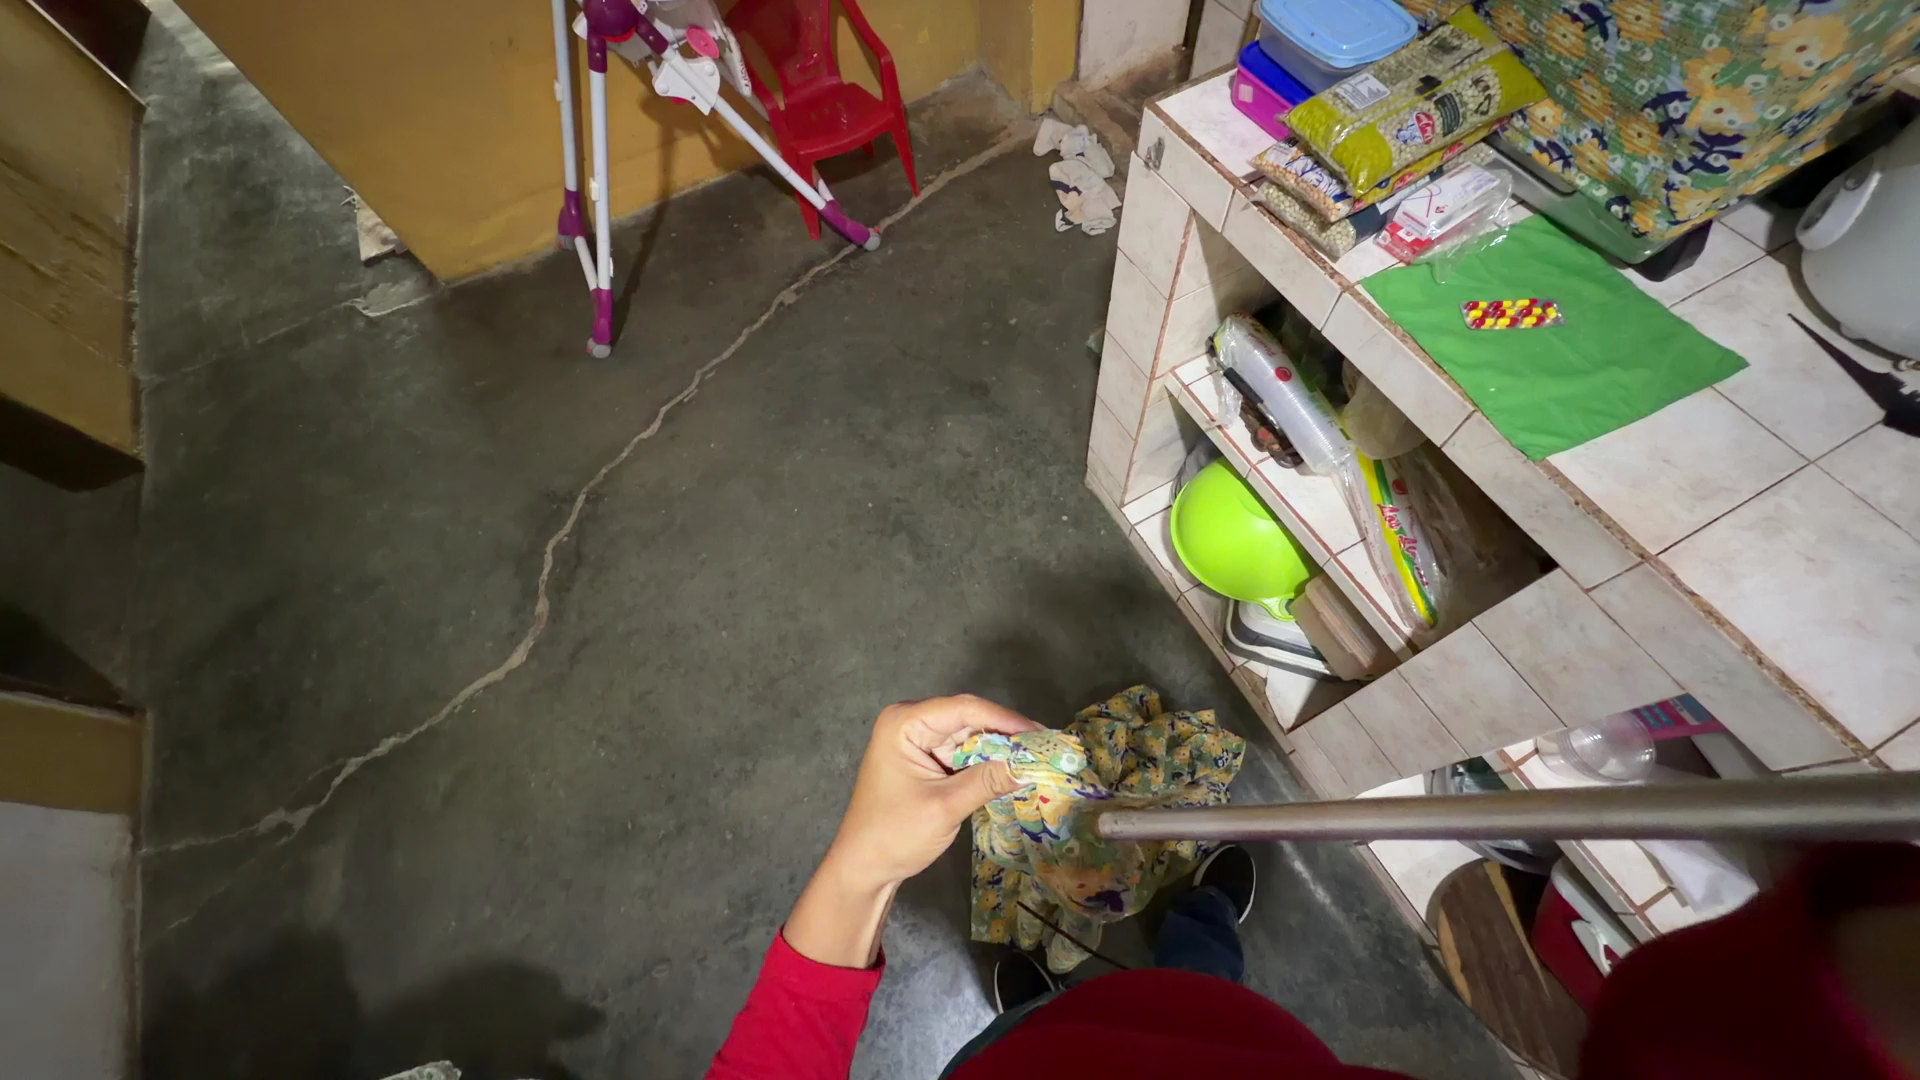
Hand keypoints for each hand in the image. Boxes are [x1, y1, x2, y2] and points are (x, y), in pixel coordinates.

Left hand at [785, 695, 1041, 967]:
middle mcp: (911, 721)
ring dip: (999, 747)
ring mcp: (918, 739)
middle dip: (1005, 733)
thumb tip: (1031, 766)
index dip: (1005, 719)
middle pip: (968, 718)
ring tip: (1037, 756)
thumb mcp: (944, 807)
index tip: (1040, 734)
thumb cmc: (895, 834)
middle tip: (1045, 746)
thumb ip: (987, 781)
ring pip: (969, 734)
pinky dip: (986, 760)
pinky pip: (963, 750)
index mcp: (905, 722)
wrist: (863, 868)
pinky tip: (1012, 767)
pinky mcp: (926, 757)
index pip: (964, 708)